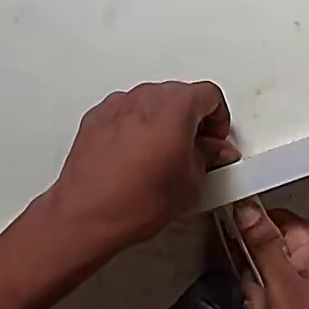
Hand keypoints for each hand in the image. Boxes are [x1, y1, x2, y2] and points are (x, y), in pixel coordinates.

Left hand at [0, 81, 237, 308]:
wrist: (88, 213)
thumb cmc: (134, 199)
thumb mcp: (192, 183)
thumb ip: (209, 157)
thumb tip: (212, 152)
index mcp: (175, 105)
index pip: (210, 95)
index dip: (219, 118)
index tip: (216, 138)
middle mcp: (146, 96)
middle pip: (180, 95)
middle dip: (192, 119)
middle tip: (196, 149)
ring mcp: (118, 104)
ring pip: (151, 102)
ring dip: (162, 122)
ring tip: (163, 157)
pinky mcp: (97, 116)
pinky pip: (126, 113)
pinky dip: (135, 127)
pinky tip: (136, 158)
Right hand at [236, 206, 308, 308]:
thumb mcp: (283, 291)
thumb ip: (263, 245)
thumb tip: (247, 207)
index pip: (268, 217)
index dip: (248, 236)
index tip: (239, 257)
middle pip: (269, 252)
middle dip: (257, 280)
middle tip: (266, 305)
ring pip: (275, 283)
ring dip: (267, 305)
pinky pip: (288, 305)